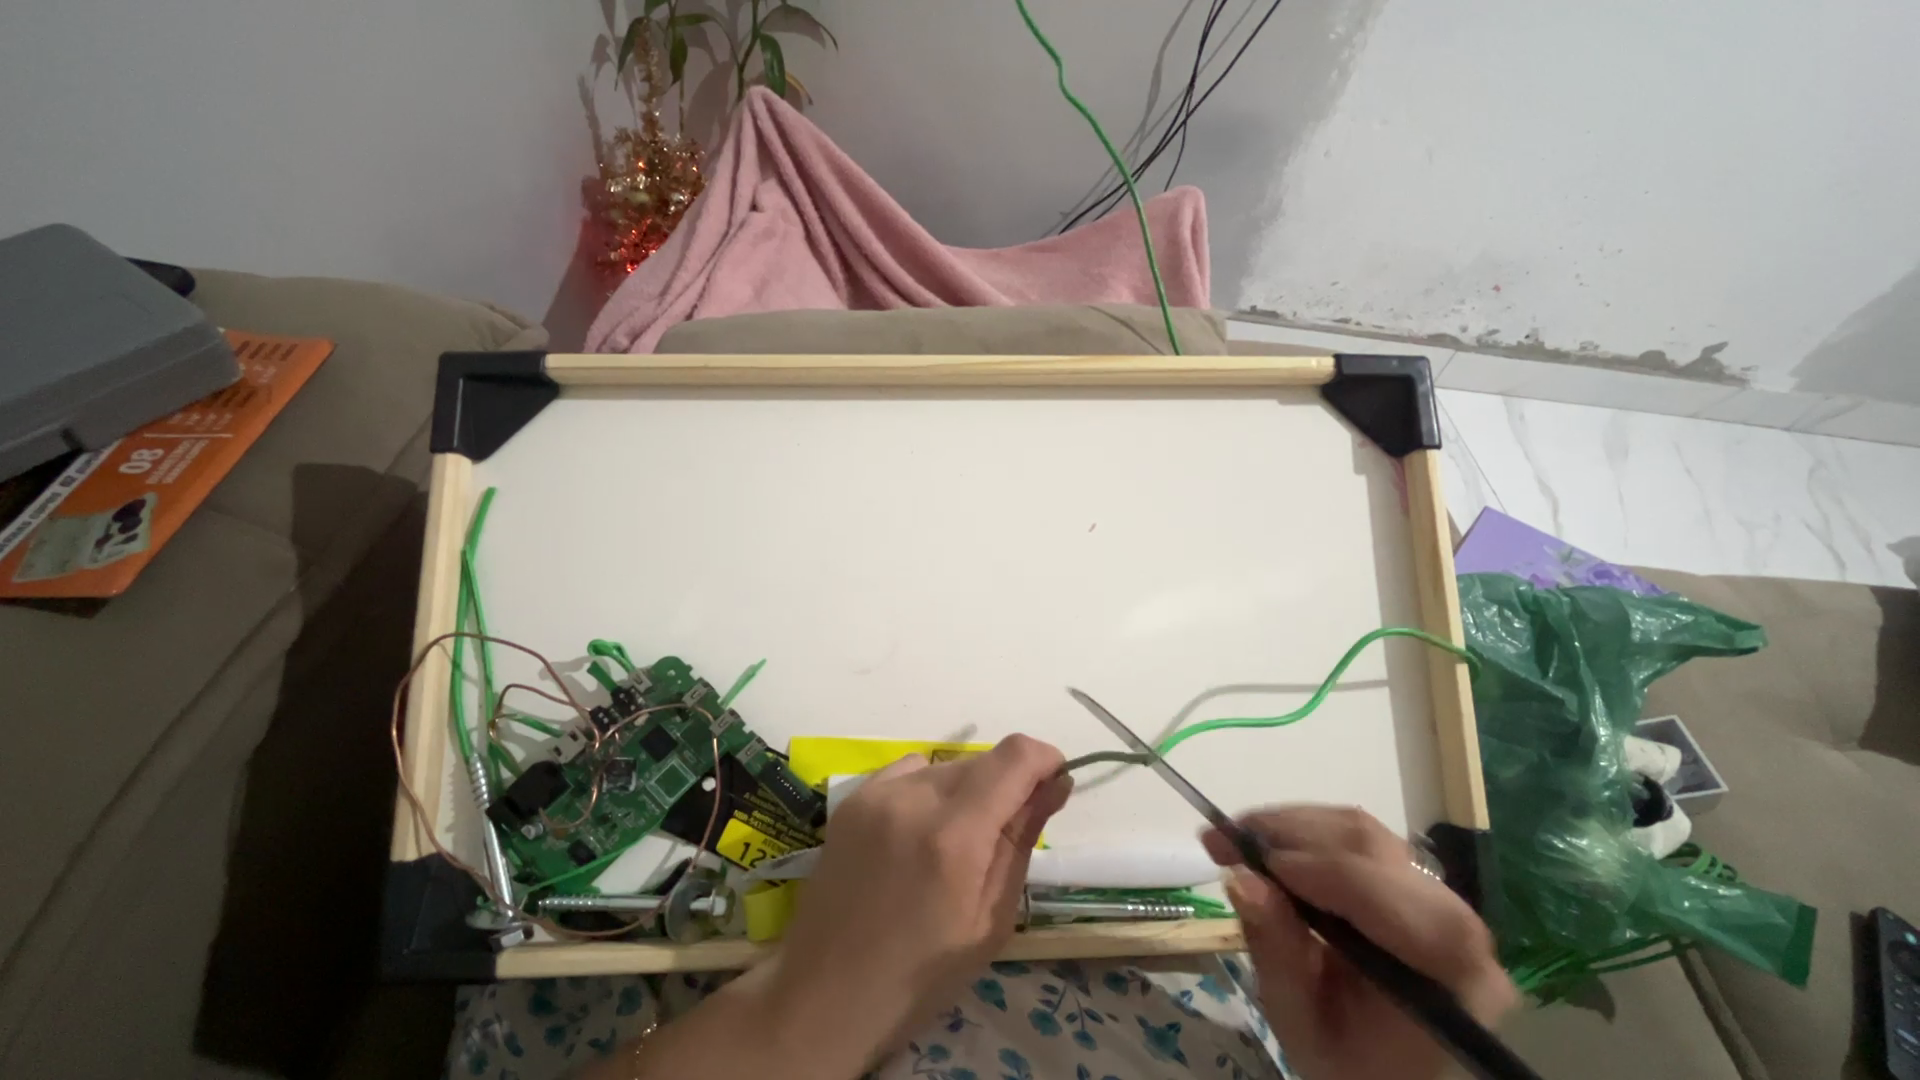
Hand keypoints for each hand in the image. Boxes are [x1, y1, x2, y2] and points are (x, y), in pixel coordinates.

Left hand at [764, 735, 1071, 1069]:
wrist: (825, 994)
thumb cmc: (921, 975)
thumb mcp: (990, 919)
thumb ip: (1021, 840)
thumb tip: (1054, 784)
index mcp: (953, 835)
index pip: (1015, 756)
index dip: (1045, 761)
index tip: (1054, 788)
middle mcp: (912, 798)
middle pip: (982, 760)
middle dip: (1007, 784)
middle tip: (1005, 834)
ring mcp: (875, 794)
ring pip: (945, 766)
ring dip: (967, 790)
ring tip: (956, 842)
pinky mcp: (851, 800)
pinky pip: (908, 773)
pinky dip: (928, 791)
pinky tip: (919, 833)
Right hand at [1203, 806, 1516, 1079]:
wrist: (1393, 1077)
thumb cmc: (1350, 1062)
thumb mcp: (1302, 1024)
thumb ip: (1277, 953)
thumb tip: (1242, 878)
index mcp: (1445, 972)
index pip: (1380, 893)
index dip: (1310, 865)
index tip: (1238, 856)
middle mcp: (1455, 923)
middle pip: (1372, 848)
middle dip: (1290, 833)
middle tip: (1222, 839)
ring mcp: (1442, 899)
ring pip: (1365, 833)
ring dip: (1293, 827)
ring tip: (1238, 838)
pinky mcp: (1419, 886)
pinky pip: (1363, 843)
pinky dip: (1309, 835)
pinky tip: (1271, 847)